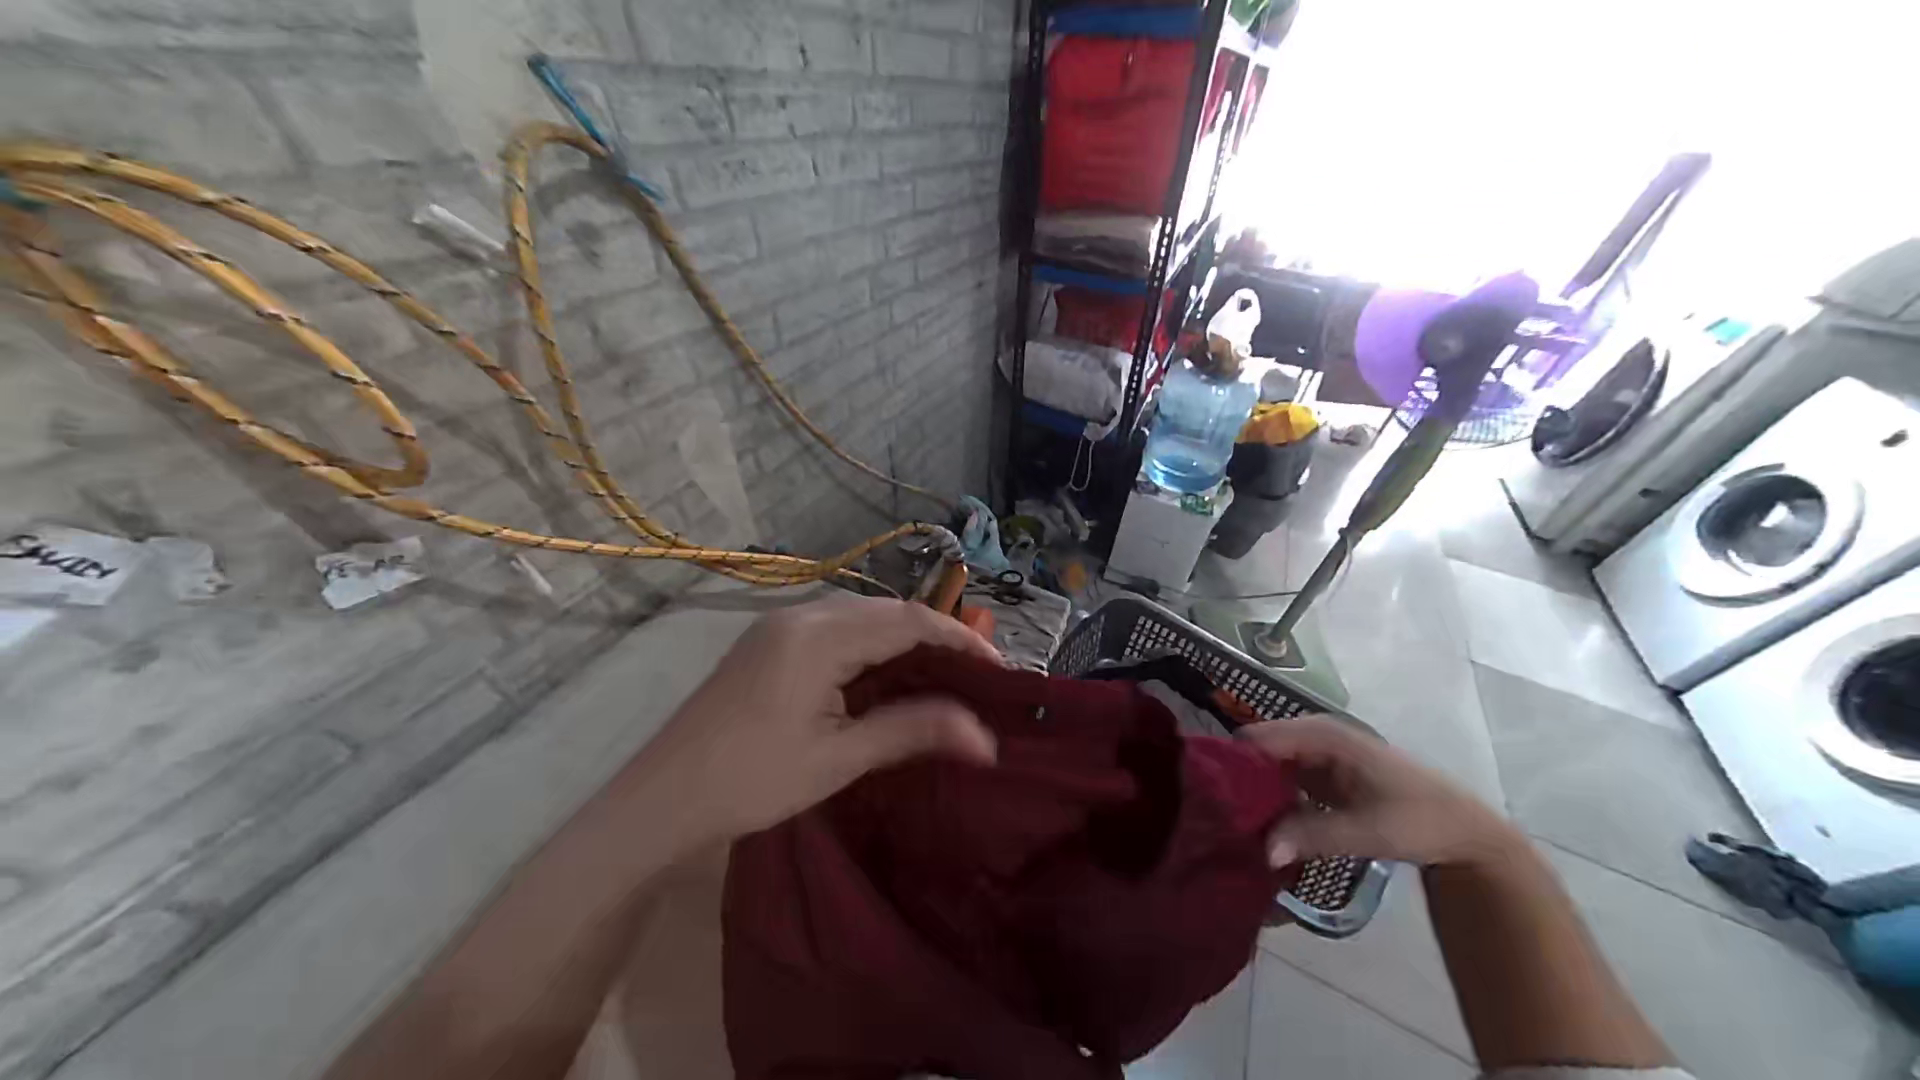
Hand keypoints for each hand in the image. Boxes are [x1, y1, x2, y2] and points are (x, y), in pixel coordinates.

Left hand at [626, 594, 1000, 846]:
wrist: (660, 798)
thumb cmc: (751, 782)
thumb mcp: (839, 759)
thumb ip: (912, 732)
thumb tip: (986, 738)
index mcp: (819, 637)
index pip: (909, 621)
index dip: (960, 640)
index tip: (999, 670)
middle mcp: (801, 615)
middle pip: (887, 612)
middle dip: (936, 637)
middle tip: (975, 677)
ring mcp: (780, 624)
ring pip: (862, 617)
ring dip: (904, 639)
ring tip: (940, 676)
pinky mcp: (769, 640)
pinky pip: (836, 628)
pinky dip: (871, 645)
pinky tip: (885, 675)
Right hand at [1241, 714, 1517, 867]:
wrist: (1467, 834)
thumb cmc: (1421, 821)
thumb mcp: (1370, 831)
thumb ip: (1313, 836)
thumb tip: (1262, 850)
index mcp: (1323, 735)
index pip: (1257, 738)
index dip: (1231, 764)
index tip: (1208, 796)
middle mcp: (1312, 736)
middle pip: (1256, 750)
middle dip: (1236, 779)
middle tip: (1214, 813)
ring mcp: (1314, 754)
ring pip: (1265, 766)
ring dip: (1249, 791)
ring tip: (1228, 821)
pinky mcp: (1318, 774)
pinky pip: (1279, 779)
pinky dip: (1267, 798)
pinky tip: (1256, 824)